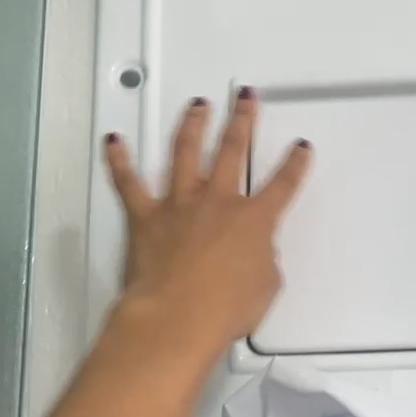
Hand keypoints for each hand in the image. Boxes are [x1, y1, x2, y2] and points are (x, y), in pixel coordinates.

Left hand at [106, 89, 312, 349]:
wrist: (179, 317)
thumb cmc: (224, 307)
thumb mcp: (267, 287)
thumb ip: (264, 261)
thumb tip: (255, 254)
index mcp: (254, 220)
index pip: (283, 185)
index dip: (295, 165)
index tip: (300, 148)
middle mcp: (218, 202)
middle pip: (232, 150)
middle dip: (242, 121)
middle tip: (245, 99)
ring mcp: (180, 206)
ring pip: (185, 153)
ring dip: (193, 125)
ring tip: (197, 106)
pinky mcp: (146, 218)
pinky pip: (129, 183)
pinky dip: (119, 161)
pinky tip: (115, 142)